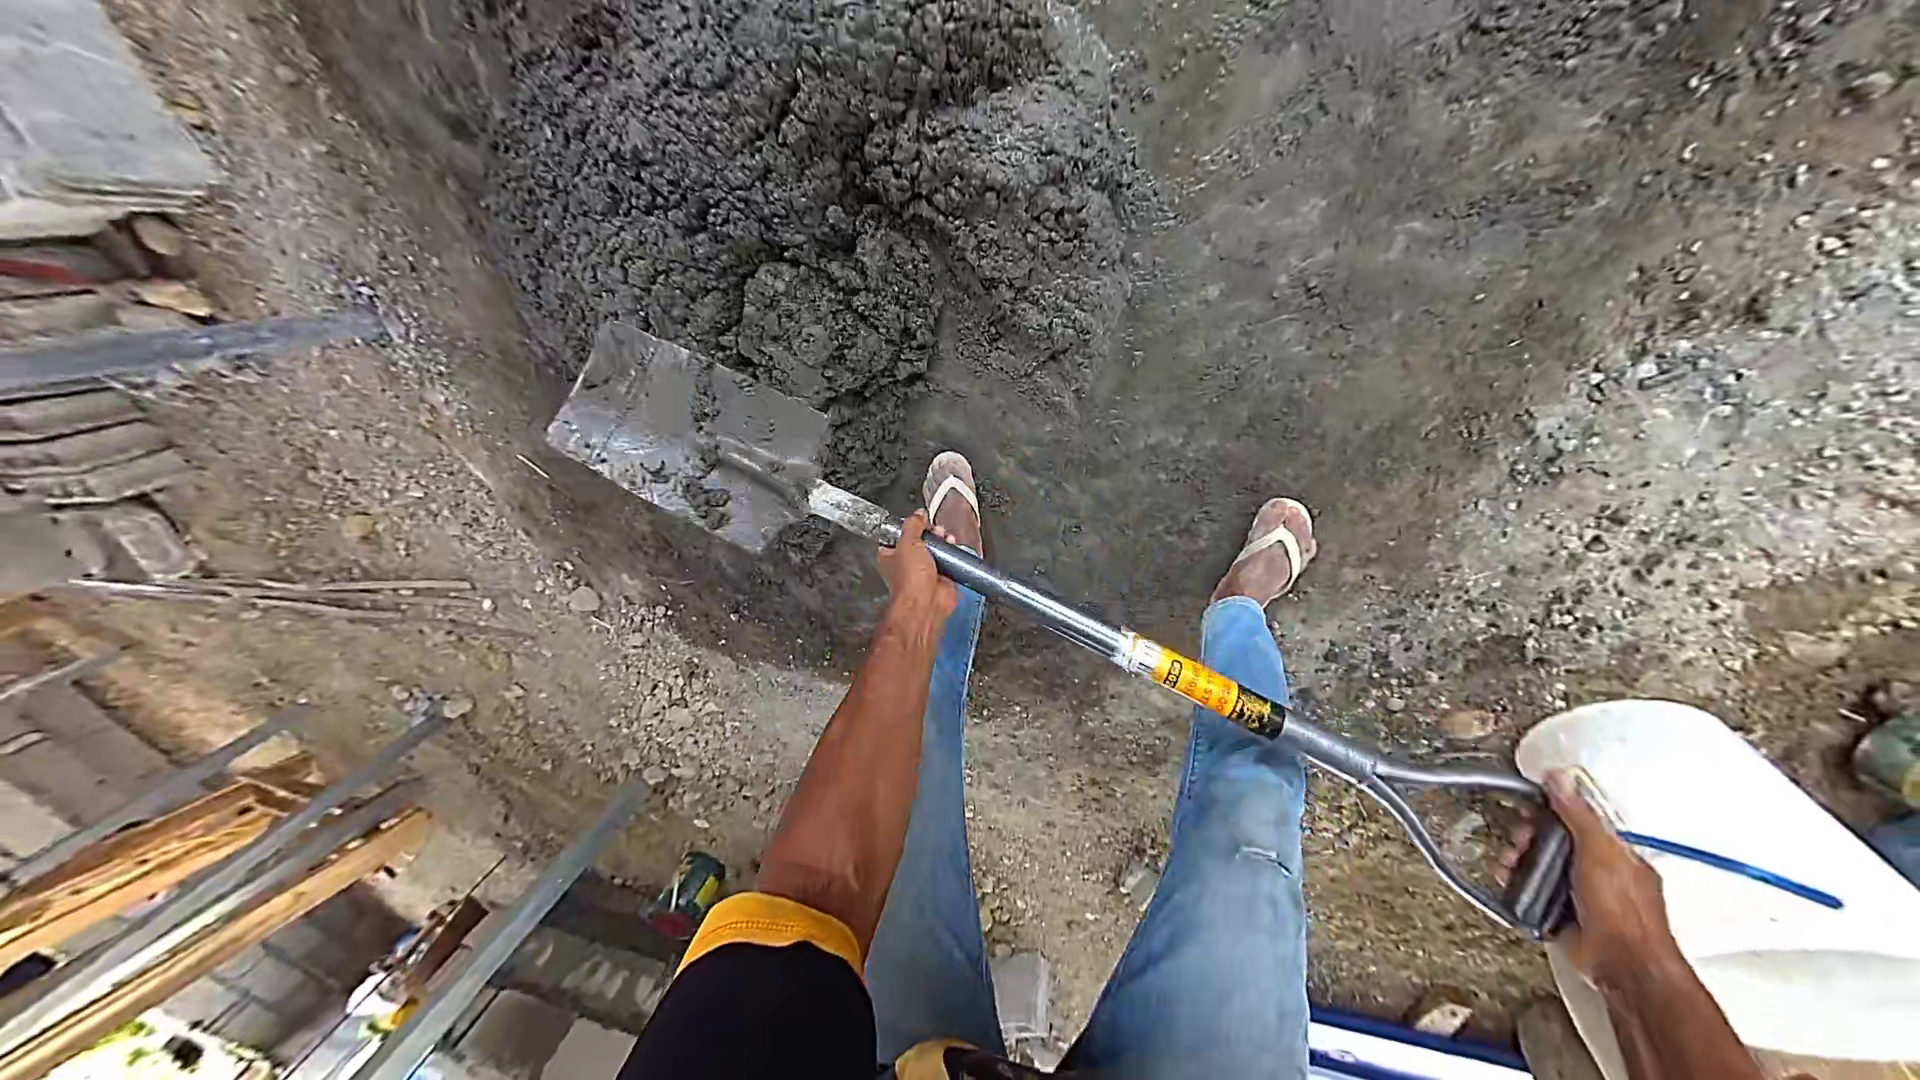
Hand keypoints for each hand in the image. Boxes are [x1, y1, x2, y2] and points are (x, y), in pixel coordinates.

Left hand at [876, 512, 957, 624]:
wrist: (928, 601)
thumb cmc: (910, 578)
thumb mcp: (908, 541)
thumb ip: (913, 525)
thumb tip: (918, 514)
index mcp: (891, 556)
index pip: (898, 536)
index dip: (909, 527)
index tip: (919, 520)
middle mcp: (907, 564)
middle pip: (921, 541)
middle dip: (930, 533)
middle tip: (935, 530)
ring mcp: (925, 572)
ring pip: (936, 550)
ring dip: (942, 542)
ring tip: (946, 538)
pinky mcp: (942, 578)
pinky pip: (949, 561)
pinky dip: (953, 554)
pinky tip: (954, 547)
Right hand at [1501, 770, 1680, 984]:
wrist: (1620, 963)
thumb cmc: (1625, 915)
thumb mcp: (1599, 852)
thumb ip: (1578, 814)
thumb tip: (1560, 779)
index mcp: (1615, 856)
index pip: (1577, 821)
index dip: (1551, 814)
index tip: (1532, 812)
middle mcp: (1598, 873)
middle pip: (1551, 842)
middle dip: (1527, 839)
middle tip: (1521, 842)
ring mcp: (1577, 893)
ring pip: (1536, 865)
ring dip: (1517, 861)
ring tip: (1512, 864)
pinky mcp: (1558, 911)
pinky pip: (1528, 889)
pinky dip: (1514, 883)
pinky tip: (1511, 882)